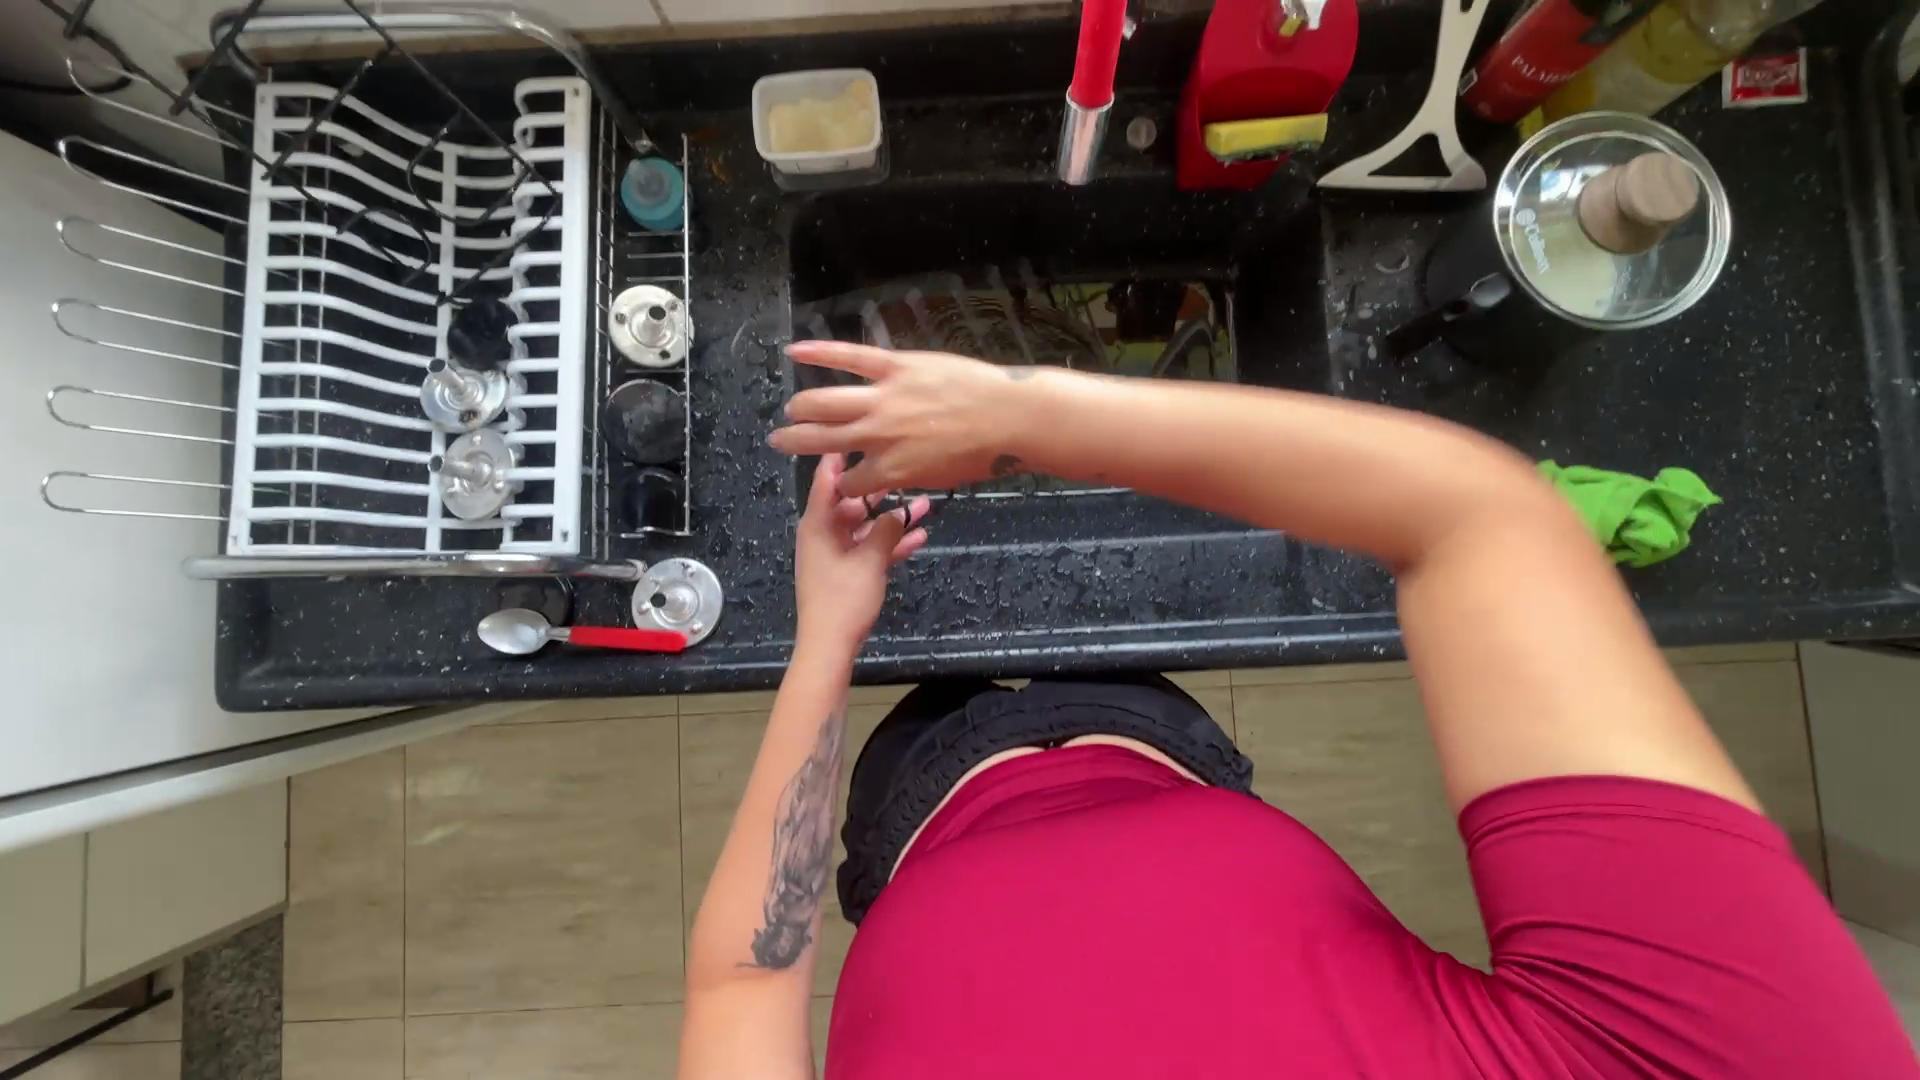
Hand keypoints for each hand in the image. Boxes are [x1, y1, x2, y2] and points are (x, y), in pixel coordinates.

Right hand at [769, 341, 1040, 497]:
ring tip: (790, 410)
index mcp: (891, 471)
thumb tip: (893, 475)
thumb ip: (909, 477)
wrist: (1009, 418)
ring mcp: (883, 399)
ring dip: (802, 407)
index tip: (841, 480)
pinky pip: (850, 357)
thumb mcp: (940, 479)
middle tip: (780, 442)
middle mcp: (877, 437)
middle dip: (798, 444)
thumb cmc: (983, 454)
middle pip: (823, 441)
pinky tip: (794, 350)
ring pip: (826, 402)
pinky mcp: (895, 366)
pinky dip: (820, 352)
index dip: (844, 486)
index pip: (852, 484)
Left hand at [794, 453, 929, 654]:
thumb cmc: (844, 598)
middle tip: (908, 469)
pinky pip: (870, 548)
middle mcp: (825, 533)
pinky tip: (919, 537)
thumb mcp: (869, 560)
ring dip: (893, 519)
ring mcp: (836, 553)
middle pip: (854, 502)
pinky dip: (890, 543)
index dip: (844, 456)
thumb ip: (886, 530)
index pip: (828, 480)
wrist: (830, 644)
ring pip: (867, 526)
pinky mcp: (847, 571)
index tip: (861, 433)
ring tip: (925, 505)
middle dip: (882, 490)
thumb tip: (901, 510)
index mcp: (818, 524)